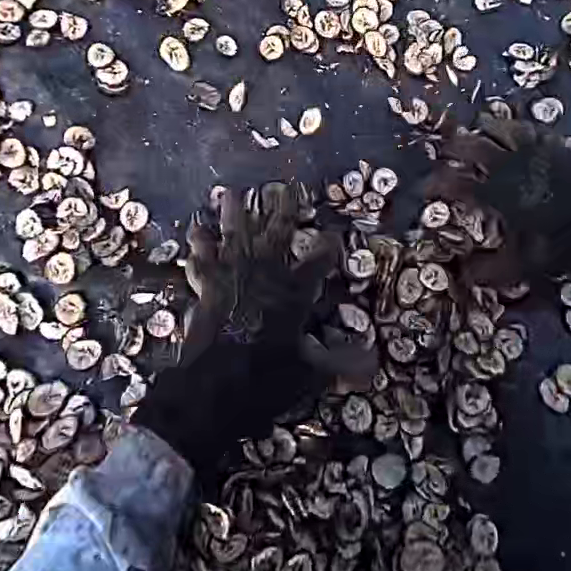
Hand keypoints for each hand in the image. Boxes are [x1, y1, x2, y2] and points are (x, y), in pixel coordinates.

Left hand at [132, 182, 365, 475]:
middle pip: (277, 232)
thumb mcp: (310, 373)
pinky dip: (198, 241)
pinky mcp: (206, 282)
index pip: (318, 261)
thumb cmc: (266, 378)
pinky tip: (196, 228)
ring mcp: (232, 273)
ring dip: (233, 212)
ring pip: (235, 233)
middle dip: (284, 209)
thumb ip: (341, 362)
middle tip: (285, 188)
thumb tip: (374, 360)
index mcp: (293, 290)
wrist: (214, 382)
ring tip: (230, 192)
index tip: (333, 235)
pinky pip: (201, 255)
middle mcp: (264, 272)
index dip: (328, 247)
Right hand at [428, 111, 570, 282]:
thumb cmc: (568, 245)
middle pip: (470, 145)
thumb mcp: (526, 265)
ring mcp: (534, 153)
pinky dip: (518, 130)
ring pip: (499, 128)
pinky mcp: (556, 149)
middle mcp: (509, 166)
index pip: (453, 182)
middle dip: (451, 148)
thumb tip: (463, 277)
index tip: (423, 190)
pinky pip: (531, 130)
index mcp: (497, 192)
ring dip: (483, 130)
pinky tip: (518, 137)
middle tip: (443, 154)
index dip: (434, 185)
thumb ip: (492, 271)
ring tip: (476, 134)